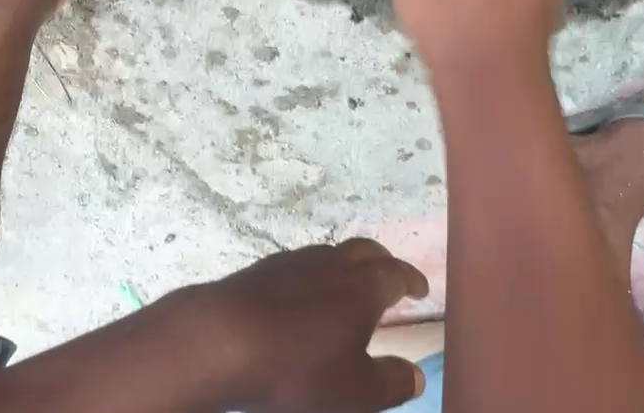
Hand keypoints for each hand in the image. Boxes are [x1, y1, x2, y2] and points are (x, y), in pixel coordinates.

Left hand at [186, 239, 428, 412]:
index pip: (397, 274)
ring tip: (348, 287)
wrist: (222, 340)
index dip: (411, 280)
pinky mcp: (263, 269)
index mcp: (363, 286)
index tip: (421, 288)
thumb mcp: (355, 392)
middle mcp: (333, 262)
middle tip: (391, 277)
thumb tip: (417, 374)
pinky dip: (314, 275)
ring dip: (347, 265)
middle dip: (383, 261)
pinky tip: (304, 297)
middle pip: (366, 250)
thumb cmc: (298, 369)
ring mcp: (295, 260)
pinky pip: (301, 264)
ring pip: (331, 253)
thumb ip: (391, 382)